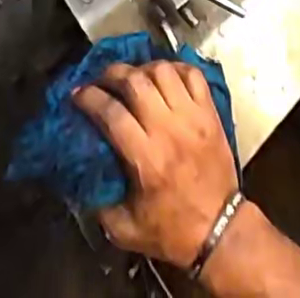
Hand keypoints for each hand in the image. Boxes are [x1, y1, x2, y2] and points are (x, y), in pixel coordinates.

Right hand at [72, 60, 235, 268]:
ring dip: (142, 68)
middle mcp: (169, 128)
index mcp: (147, 157)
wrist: (222, 230)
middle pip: (136, 82)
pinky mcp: (210, 112)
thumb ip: (99, 204)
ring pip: (163, 72)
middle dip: (112, 74)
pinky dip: (176, 68)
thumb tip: (79, 177)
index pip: (112, 113)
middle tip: (101, 79)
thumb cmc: (173, 231)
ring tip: (133, 76)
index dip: (90, 98)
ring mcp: (193, 116)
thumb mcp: (126, 229)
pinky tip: (164, 76)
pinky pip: (193, 74)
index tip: (77, 94)